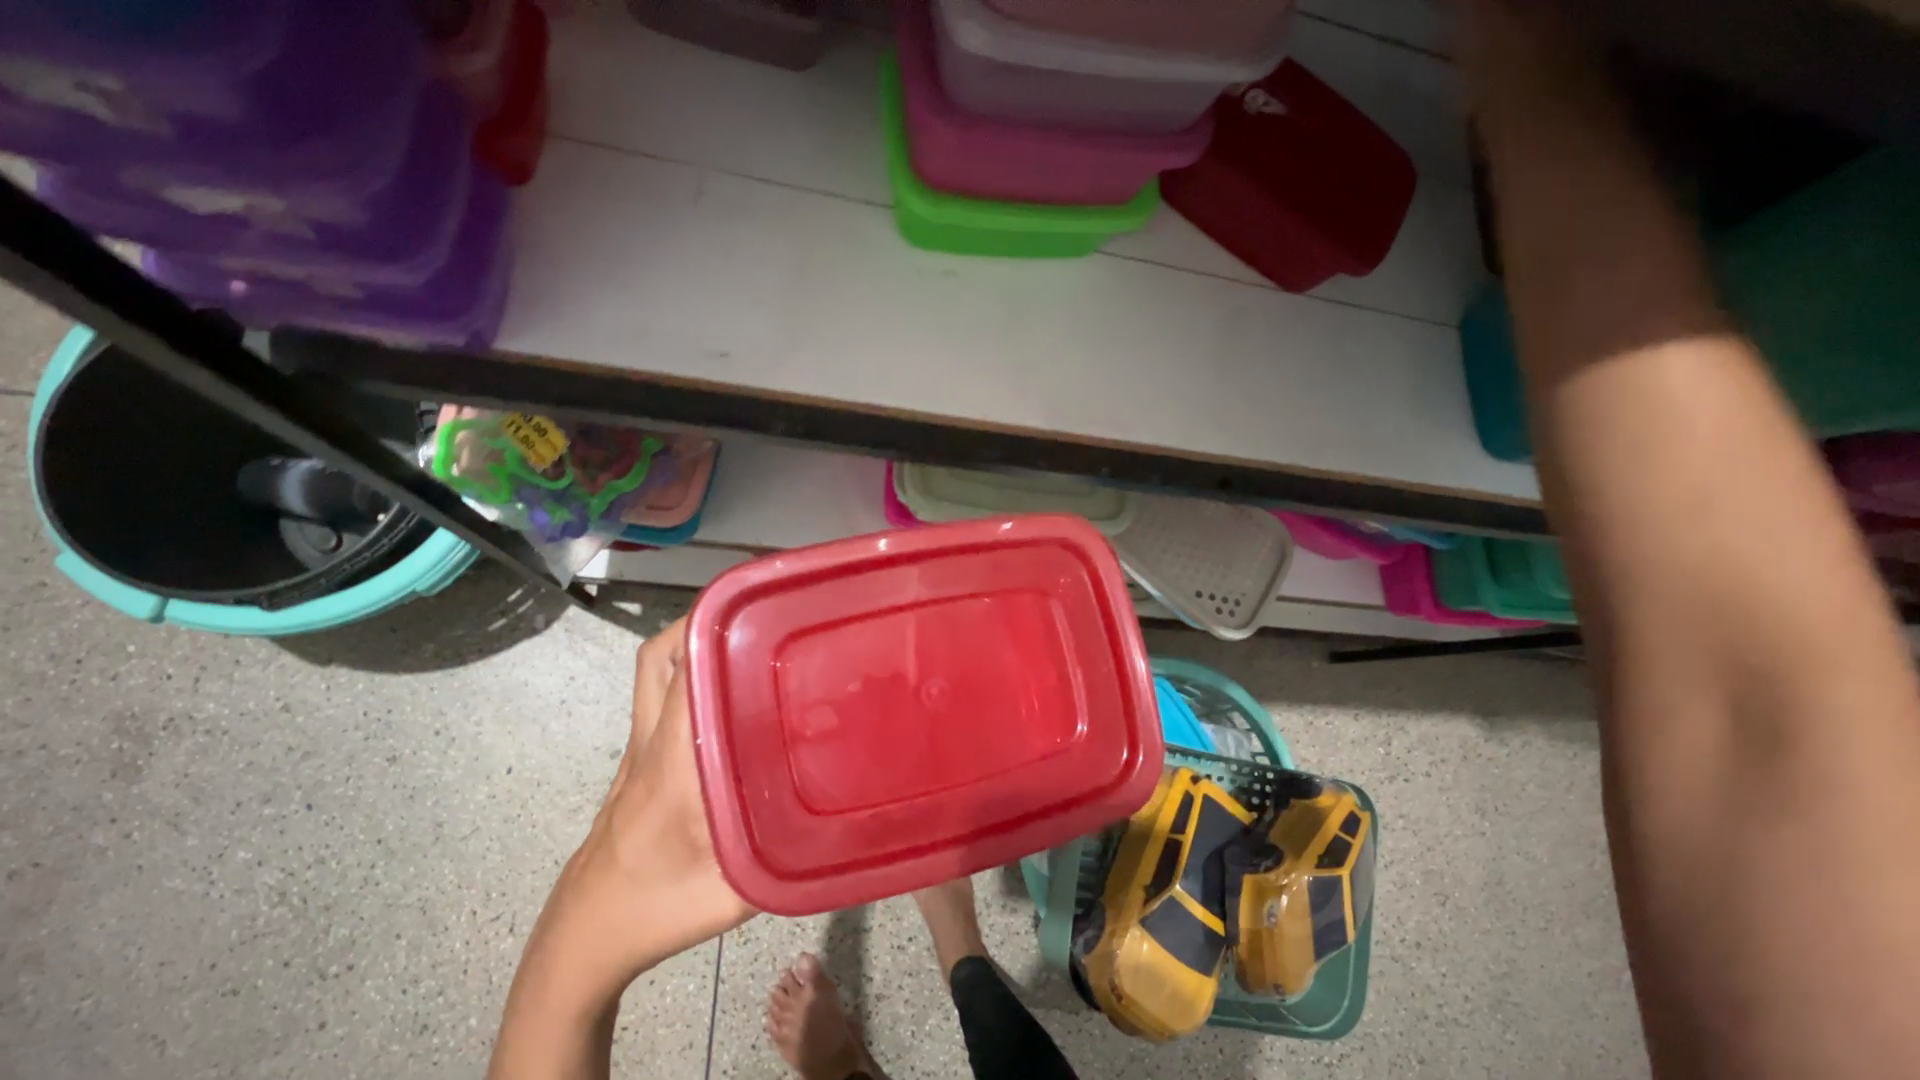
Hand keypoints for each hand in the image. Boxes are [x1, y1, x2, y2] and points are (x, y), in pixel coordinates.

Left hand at [489, 619, 753, 1078]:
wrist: (585, 930)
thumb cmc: (658, 909)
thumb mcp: (737, 892)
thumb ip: (790, 858)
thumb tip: (849, 830)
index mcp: (675, 760)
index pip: (689, 672)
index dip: (725, 631)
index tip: (774, 614)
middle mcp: (652, 738)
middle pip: (663, 652)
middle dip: (711, 620)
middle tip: (769, 621)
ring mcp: (638, 746)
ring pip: (654, 669)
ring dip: (693, 642)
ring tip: (749, 644)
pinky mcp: (636, 758)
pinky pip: (658, 695)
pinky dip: (687, 675)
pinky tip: (732, 701)